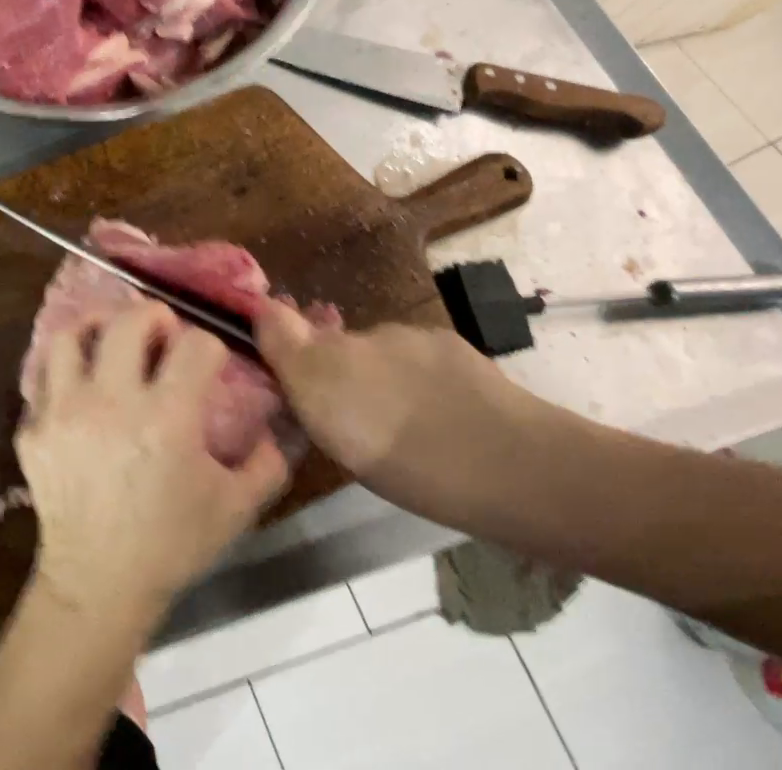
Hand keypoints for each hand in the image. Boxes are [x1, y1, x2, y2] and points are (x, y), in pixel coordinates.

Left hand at [19, 302, 291, 617]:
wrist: (99, 580)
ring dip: (95, 330)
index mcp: (166, 417)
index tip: (208, 359)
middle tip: (160, 328)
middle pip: (126, 324)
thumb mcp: (236, 507)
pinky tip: (80, 385)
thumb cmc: (172, 544)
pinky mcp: (33, 429)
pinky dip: (65, 372)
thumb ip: (265, 463)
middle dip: (151, 315)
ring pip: (69, 338)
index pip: (194, 346)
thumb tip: (273, 430)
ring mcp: (63, 413)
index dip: (208, 345)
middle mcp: (111, 402)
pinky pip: (43, 379)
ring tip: (109, 339)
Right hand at [242, 295, 554, 501]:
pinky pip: (416, 359)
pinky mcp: (454, 351)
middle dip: (327, 366)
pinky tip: (431, 415)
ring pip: (375, 352)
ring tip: (391, 420)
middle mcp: (360, 337)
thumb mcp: (330, 430)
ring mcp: (411, 341)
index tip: (265, 352)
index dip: (267, 325)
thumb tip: (266, 314)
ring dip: (373, 375)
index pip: (276, 320)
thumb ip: (294, 370)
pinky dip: (413, 379)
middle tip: (339, 413)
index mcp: (321, 361)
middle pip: (328, 341)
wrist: (515, 467)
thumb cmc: (407, 462)